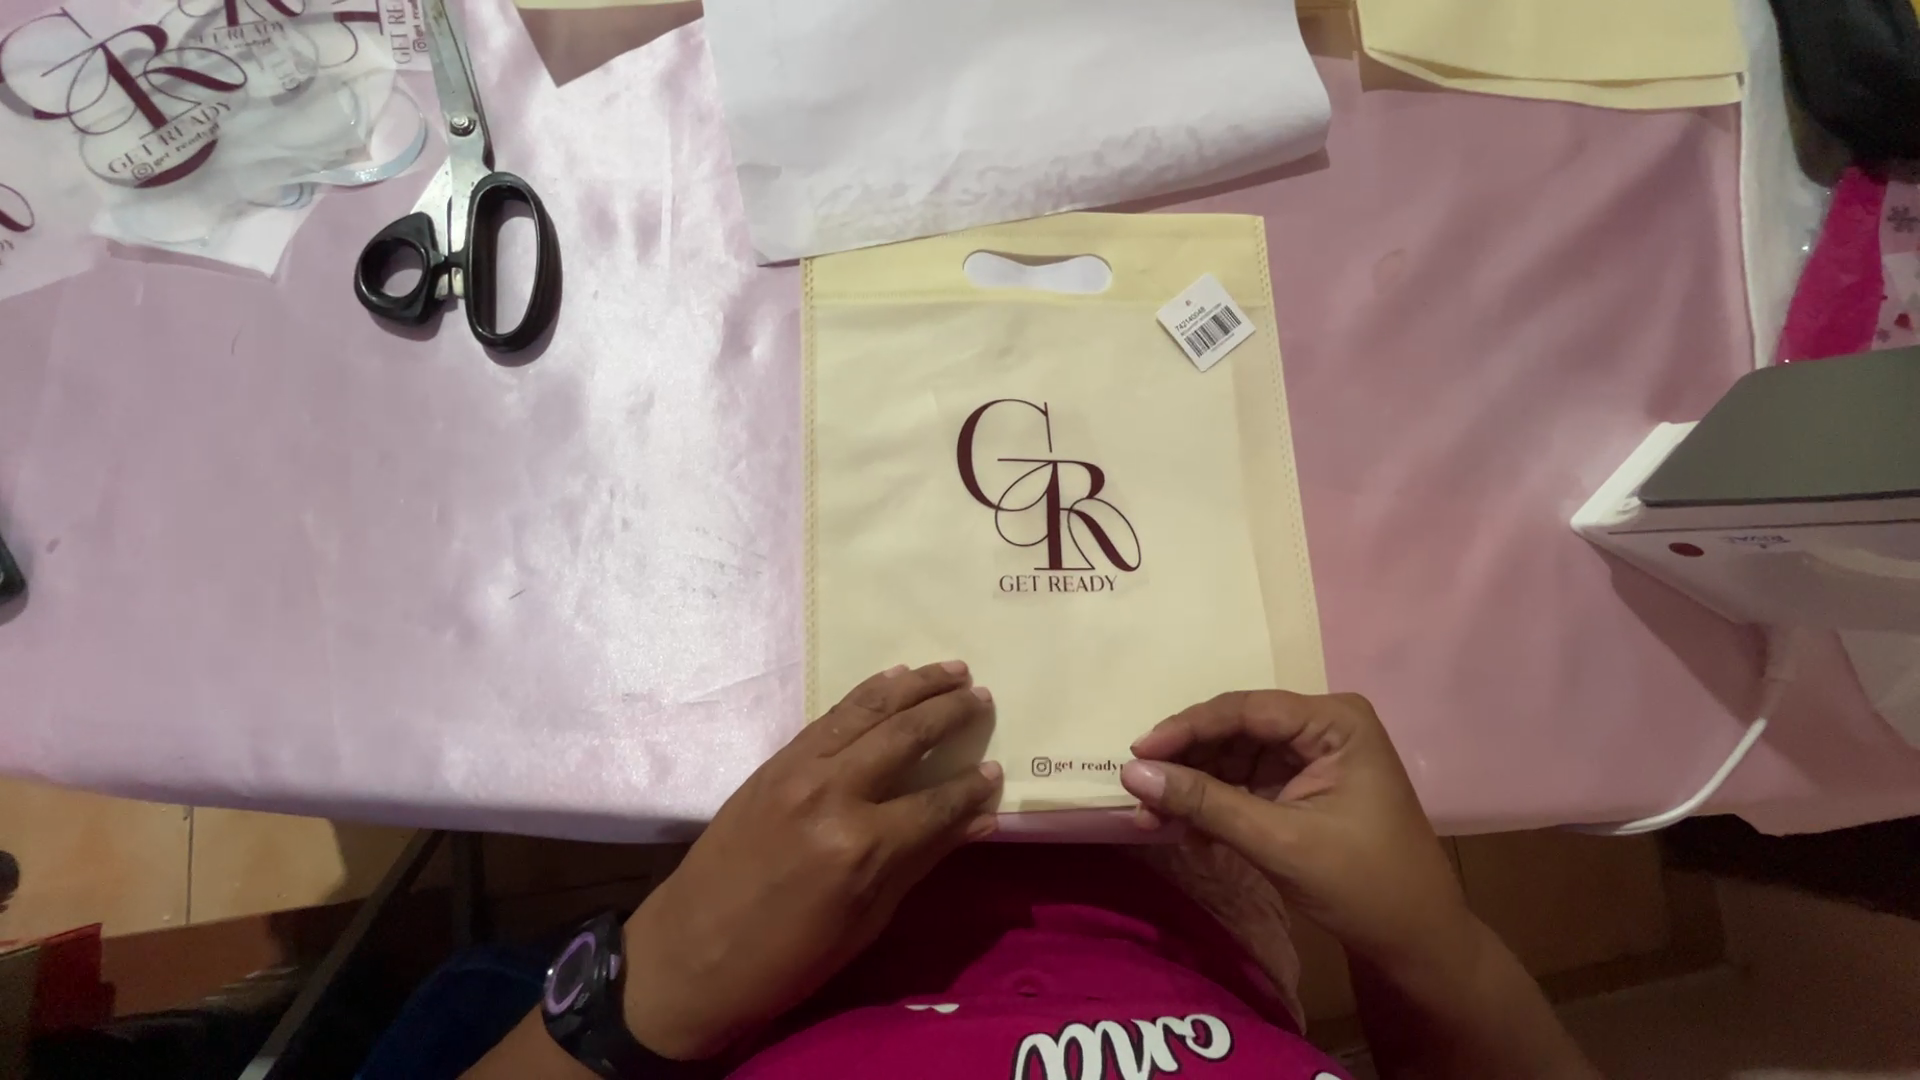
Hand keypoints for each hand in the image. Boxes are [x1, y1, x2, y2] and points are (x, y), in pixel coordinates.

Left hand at [619, 661, 1001, 1060]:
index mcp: (862, 846)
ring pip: (870, 709)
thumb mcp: (867, 921)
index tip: (996, 771)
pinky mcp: (777, 759)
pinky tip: (894, 679)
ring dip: (915, 685)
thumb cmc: (788, 957)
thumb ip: (924, 858)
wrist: (689, 953)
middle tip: (983, 698)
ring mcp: (801, 768)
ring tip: (952, 669)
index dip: (972, 788)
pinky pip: (833, 714)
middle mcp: (835, 792)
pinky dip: (868, 692)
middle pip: (907, 737)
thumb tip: (980, 818)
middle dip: (951, 714)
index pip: (937, 802)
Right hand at [1122, 691, 1471, 971]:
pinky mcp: (1296, 784)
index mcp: (1334, 722)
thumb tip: (1132, 772)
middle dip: (1185, 765)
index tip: (1136, 752)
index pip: (1244, 710)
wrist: (1418, 948)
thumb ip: (1205, 803)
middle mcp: (1320, 727)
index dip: (1186, 729)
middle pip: (1232, 732)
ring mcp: (1308, 756)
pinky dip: (1212, 806)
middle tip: (1139, 792)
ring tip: (1152, 819)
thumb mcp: (1278, 842)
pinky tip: (1186, 832)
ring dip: (1192, 789)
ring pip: (1230, 757)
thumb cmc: (1364, 887)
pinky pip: (1240, 783)